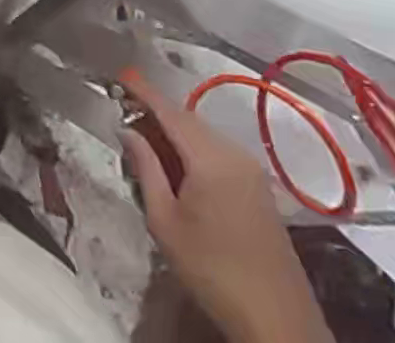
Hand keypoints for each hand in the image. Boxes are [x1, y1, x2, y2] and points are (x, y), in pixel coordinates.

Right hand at [120, 71, 334, 342]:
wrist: (277, 320)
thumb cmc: (210, 268)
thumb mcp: (164, 218)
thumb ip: (145, 167)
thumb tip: (128, 130)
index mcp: (211, 159)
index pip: (169, 111)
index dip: (141, 92)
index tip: (116, 75)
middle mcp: (235, 156)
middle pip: (187, 119)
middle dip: (154, 111)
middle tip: (119, 112)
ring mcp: (252, 173)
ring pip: (202, 135)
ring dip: (171, 130)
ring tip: (139, 137)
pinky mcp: (258, 189)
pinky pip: (216, 152)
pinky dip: (190, 147)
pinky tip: (172, 161)